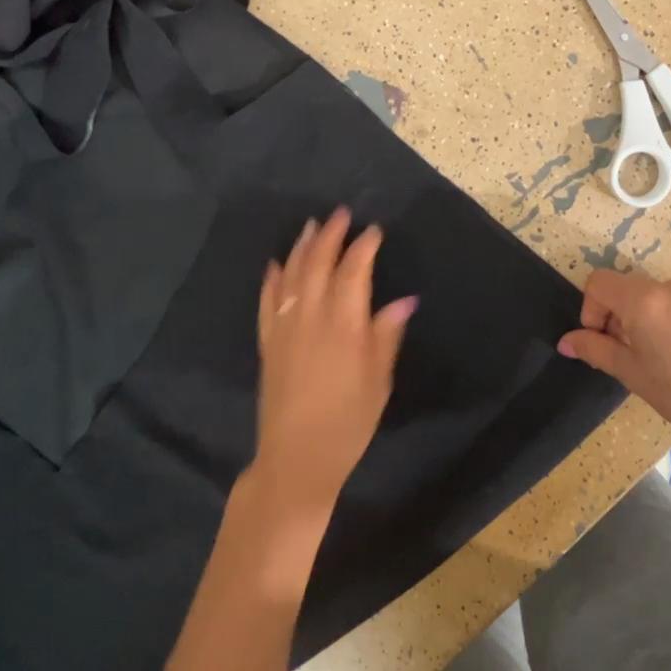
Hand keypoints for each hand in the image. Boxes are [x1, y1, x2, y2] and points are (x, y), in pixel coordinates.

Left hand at [253, 208, 417, 506]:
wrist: (297, 455)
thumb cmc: (349, 421)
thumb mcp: (379, 381)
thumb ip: (386, 336)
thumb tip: (404, 300)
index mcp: (344, 323)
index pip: (354, 271)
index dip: (364, 247)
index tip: (374, 230)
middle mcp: (311, 315)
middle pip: (319, 262)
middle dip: (330, 235)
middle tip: (341, 214)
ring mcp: (284, 325)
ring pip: (291, 273)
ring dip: (302, 247)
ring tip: (311, 226)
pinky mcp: (266, 340)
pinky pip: (267, 299)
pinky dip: (273, 277)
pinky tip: (277, 263)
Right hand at [557, 270, 670, 478]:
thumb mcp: (631, 374)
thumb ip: (594, 349)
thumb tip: (567, 341)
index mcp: (644, 300)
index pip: (599, 283)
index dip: (592, 309)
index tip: (603, 340)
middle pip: (633, 290)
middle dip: (624, 316)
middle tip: (634, 354)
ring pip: (665, 299)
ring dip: (656, 319)